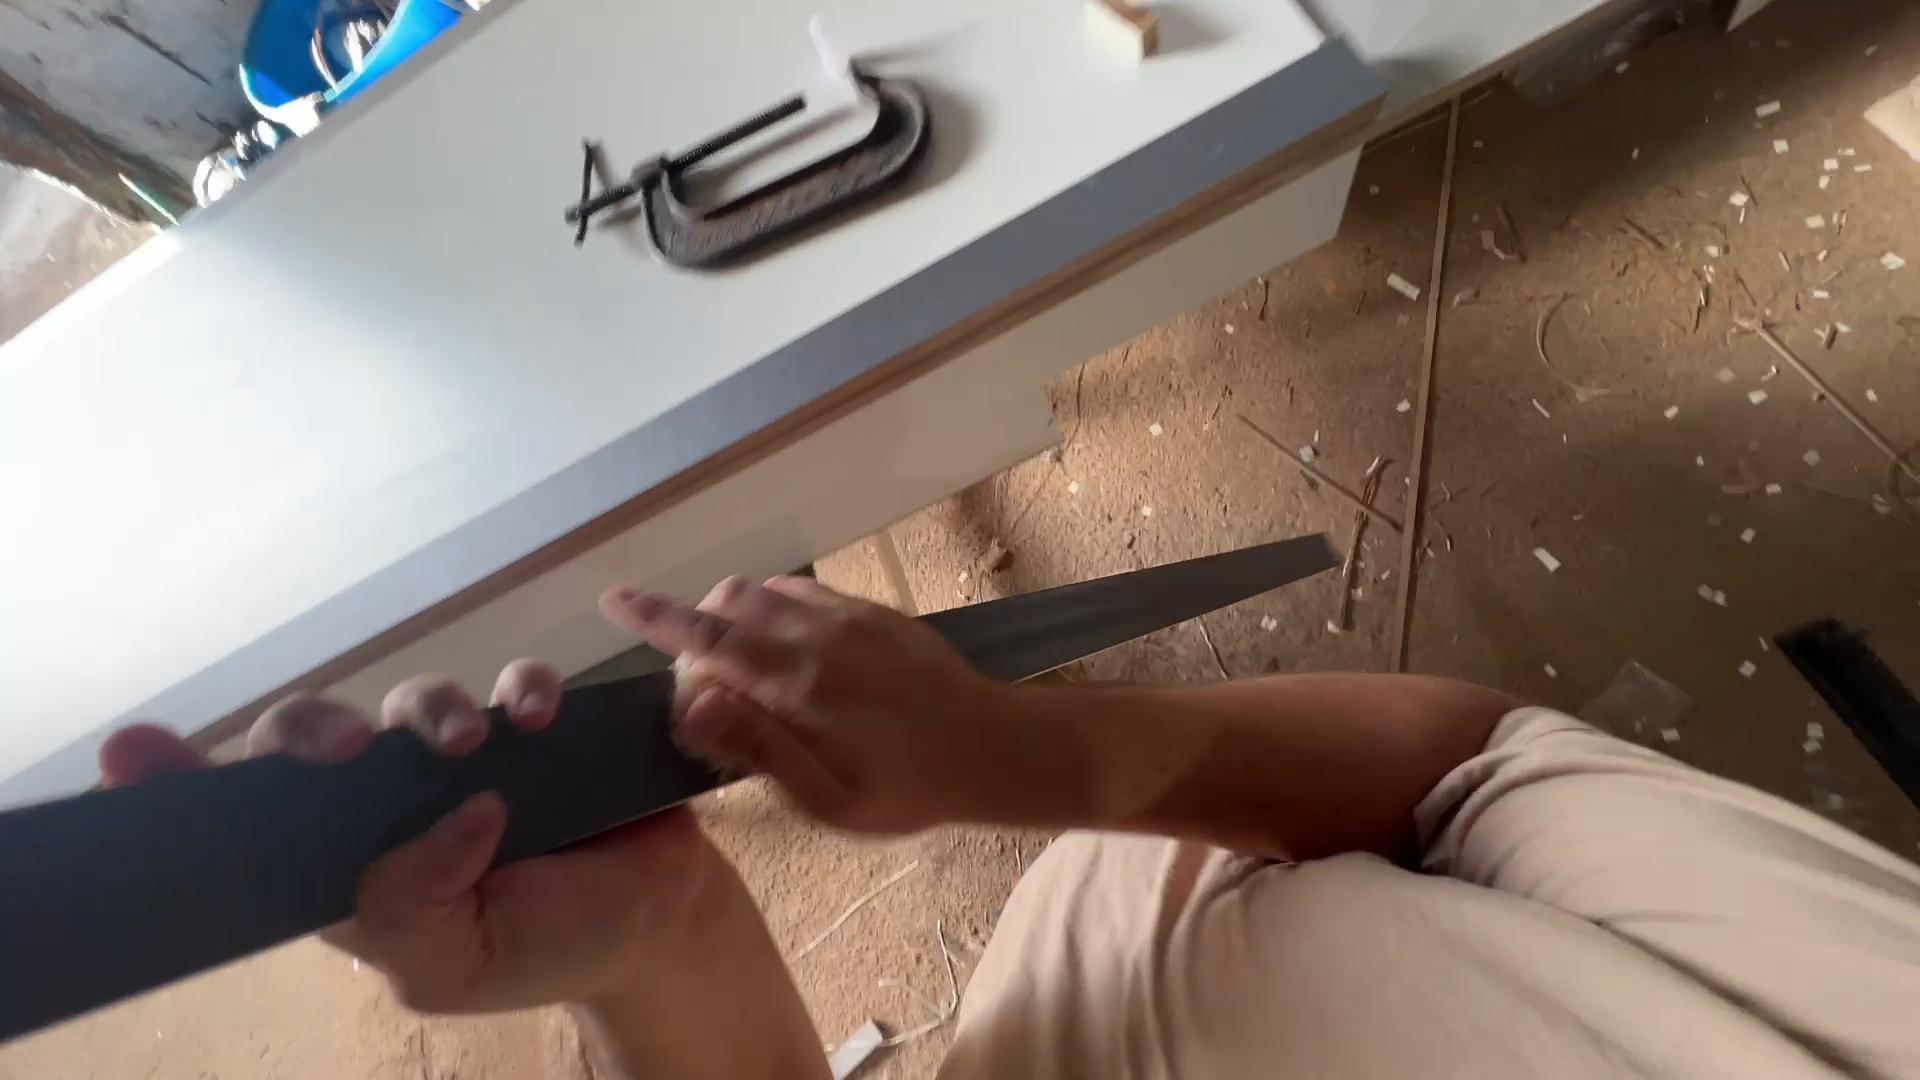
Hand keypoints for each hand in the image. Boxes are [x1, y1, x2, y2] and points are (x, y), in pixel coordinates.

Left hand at [97, 662, 734, 1014]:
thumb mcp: (456, 963)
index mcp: (363, 869)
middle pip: (328, 740)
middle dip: (314, 730)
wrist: (657, 913)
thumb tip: (452, 813)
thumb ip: (411, 910)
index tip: (137, 752)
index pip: (261, 825)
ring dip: (432, 707)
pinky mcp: (545, 730)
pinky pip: (521, 684)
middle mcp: (407, 804)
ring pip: (419, 702)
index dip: (194, 786)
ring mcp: (479, 760)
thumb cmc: (551, 945)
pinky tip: (539, 713)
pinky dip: (525, 686)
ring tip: (475, 738)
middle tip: (346, 750)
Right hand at [600, 574, 1022, 833]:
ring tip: (750, 661)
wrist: (993, 745)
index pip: (710, 641)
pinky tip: (796, 645)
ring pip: (768, 589)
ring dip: (739, 612)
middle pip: (731, 602)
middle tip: (707, 674)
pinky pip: (809, 591)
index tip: (615, 599)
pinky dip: (781, 605)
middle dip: (698, 623)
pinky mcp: (876, 611)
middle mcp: (820, 639)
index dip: (656, 618)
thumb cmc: (910, 788)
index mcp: (801, 688)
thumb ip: (761, 750)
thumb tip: (697, 702)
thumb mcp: (831, 801)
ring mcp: (852, 617)